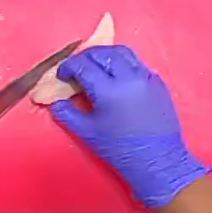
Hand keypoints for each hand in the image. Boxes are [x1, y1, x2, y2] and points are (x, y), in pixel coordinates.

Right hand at [47, 45, 209, 208]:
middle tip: (74, 68)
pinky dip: (120, 63)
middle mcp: (128, 77)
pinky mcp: (157, 82)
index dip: (68, 66)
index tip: (61, 74)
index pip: (83, 66)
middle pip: (102, 53)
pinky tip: (113, 77)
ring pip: (122, 53)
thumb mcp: (86, 133)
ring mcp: (146, 77)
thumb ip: (66, 114)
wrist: (156, 159)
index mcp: (108, 90)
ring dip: (103, 56)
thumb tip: (54, 101)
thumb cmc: (118, 149)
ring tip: (93, 67)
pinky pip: (135, 63)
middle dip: (84, 57)